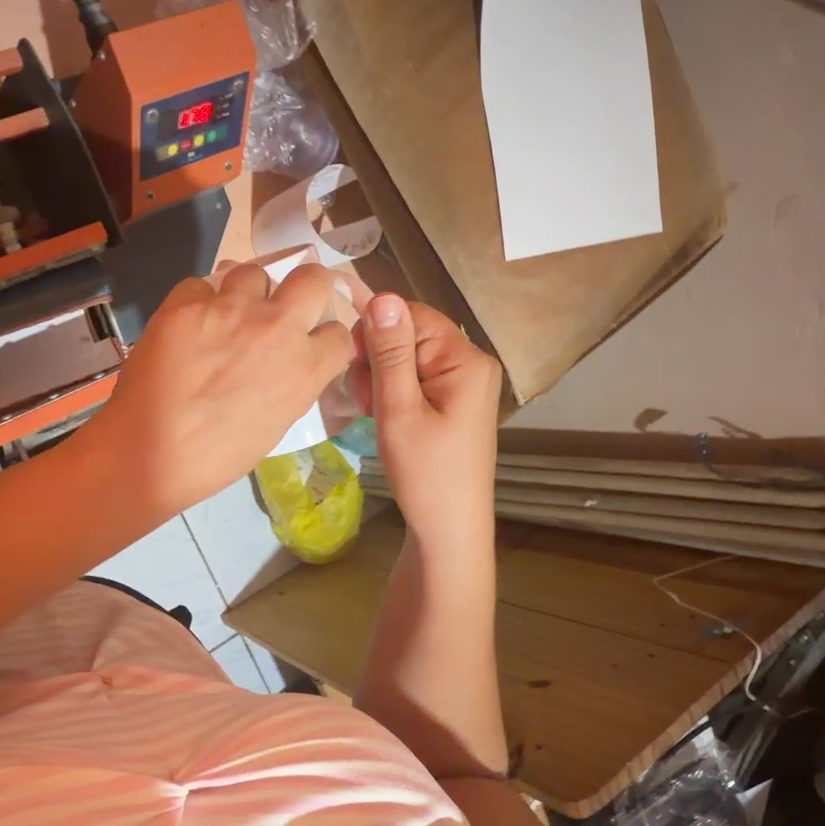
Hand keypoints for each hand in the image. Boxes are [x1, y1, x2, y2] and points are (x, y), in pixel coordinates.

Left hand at [79, 263, 354, 515]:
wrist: (150, 453)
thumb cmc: (214, 458)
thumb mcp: (273, 426)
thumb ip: (290, 385)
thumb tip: (285, 366)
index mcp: (304, 368)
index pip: (339, 332)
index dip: (324, 337)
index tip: (310, 342)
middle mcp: (276, 327)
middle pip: (312, 278)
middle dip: (305, 288)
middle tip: (284, 305)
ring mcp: (230, 309)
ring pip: (253, 272)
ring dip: (246, 292)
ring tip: (227, 316)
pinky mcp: (187, 303)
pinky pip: (200, 285)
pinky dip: (197, 302)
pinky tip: (187, 326)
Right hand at [349, 294, 503, 555]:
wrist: (448, 528)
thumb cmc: (425, 473)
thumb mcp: (399, 411)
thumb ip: (390, 354)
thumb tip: (381, 297)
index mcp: (465, 360)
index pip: (412, 315)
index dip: (376, 332)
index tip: (353, 365)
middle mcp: (471, 363)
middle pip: (410, 334)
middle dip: (378, 360)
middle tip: (368, 401)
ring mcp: (464, 383)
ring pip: (407, 357)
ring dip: (382, 378)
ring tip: (377, 414)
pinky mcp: (454, 401)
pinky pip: (416, 378)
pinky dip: (393, 393)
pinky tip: (387, 418)